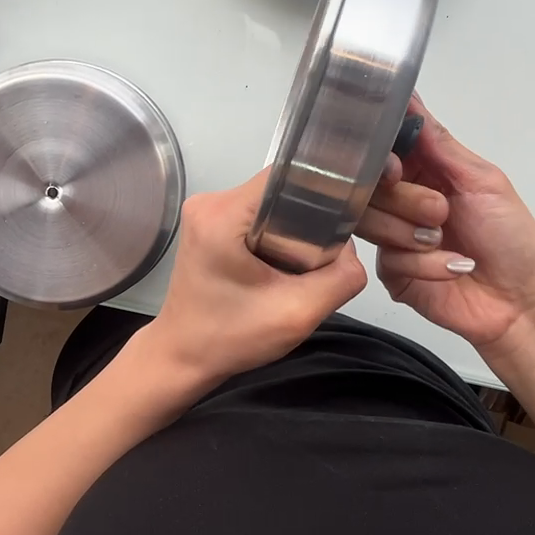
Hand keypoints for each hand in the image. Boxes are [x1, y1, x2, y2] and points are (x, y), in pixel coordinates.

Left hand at [138, 170, 367, 383]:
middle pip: (281, 190)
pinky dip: (276, 236)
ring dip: (294, 230)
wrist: (183, 358)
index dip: (324, 194)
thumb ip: (341, 279)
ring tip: (305, 264)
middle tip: (324, 256)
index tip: (345, 222)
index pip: (289, 177)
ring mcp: (206, 212)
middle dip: (310, 219)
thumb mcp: (297, 314)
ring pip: (271, 204)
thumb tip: (351, 250)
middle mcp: (210, 202)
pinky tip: (284, 264)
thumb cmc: (231, 338)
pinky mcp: (208, 226)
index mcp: (223, 214)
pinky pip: (257, 217)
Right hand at [357, 96, 534, 348]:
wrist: (522, 300)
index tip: (397, 169)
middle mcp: (401, 202)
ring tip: (447, 243)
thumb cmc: (511, 236)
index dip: (381, 158)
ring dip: (414, 234)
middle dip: (406, 201)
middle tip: (442, 213)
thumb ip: (439, 144)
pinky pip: (388, 260)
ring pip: (369, 223)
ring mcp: (393, 238)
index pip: (383, 152)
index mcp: (424, 173)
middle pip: (368, 188)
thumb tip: (410, 97)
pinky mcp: (392, 273)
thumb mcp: (482, 180)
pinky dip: (426, 264)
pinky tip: (452, 268)